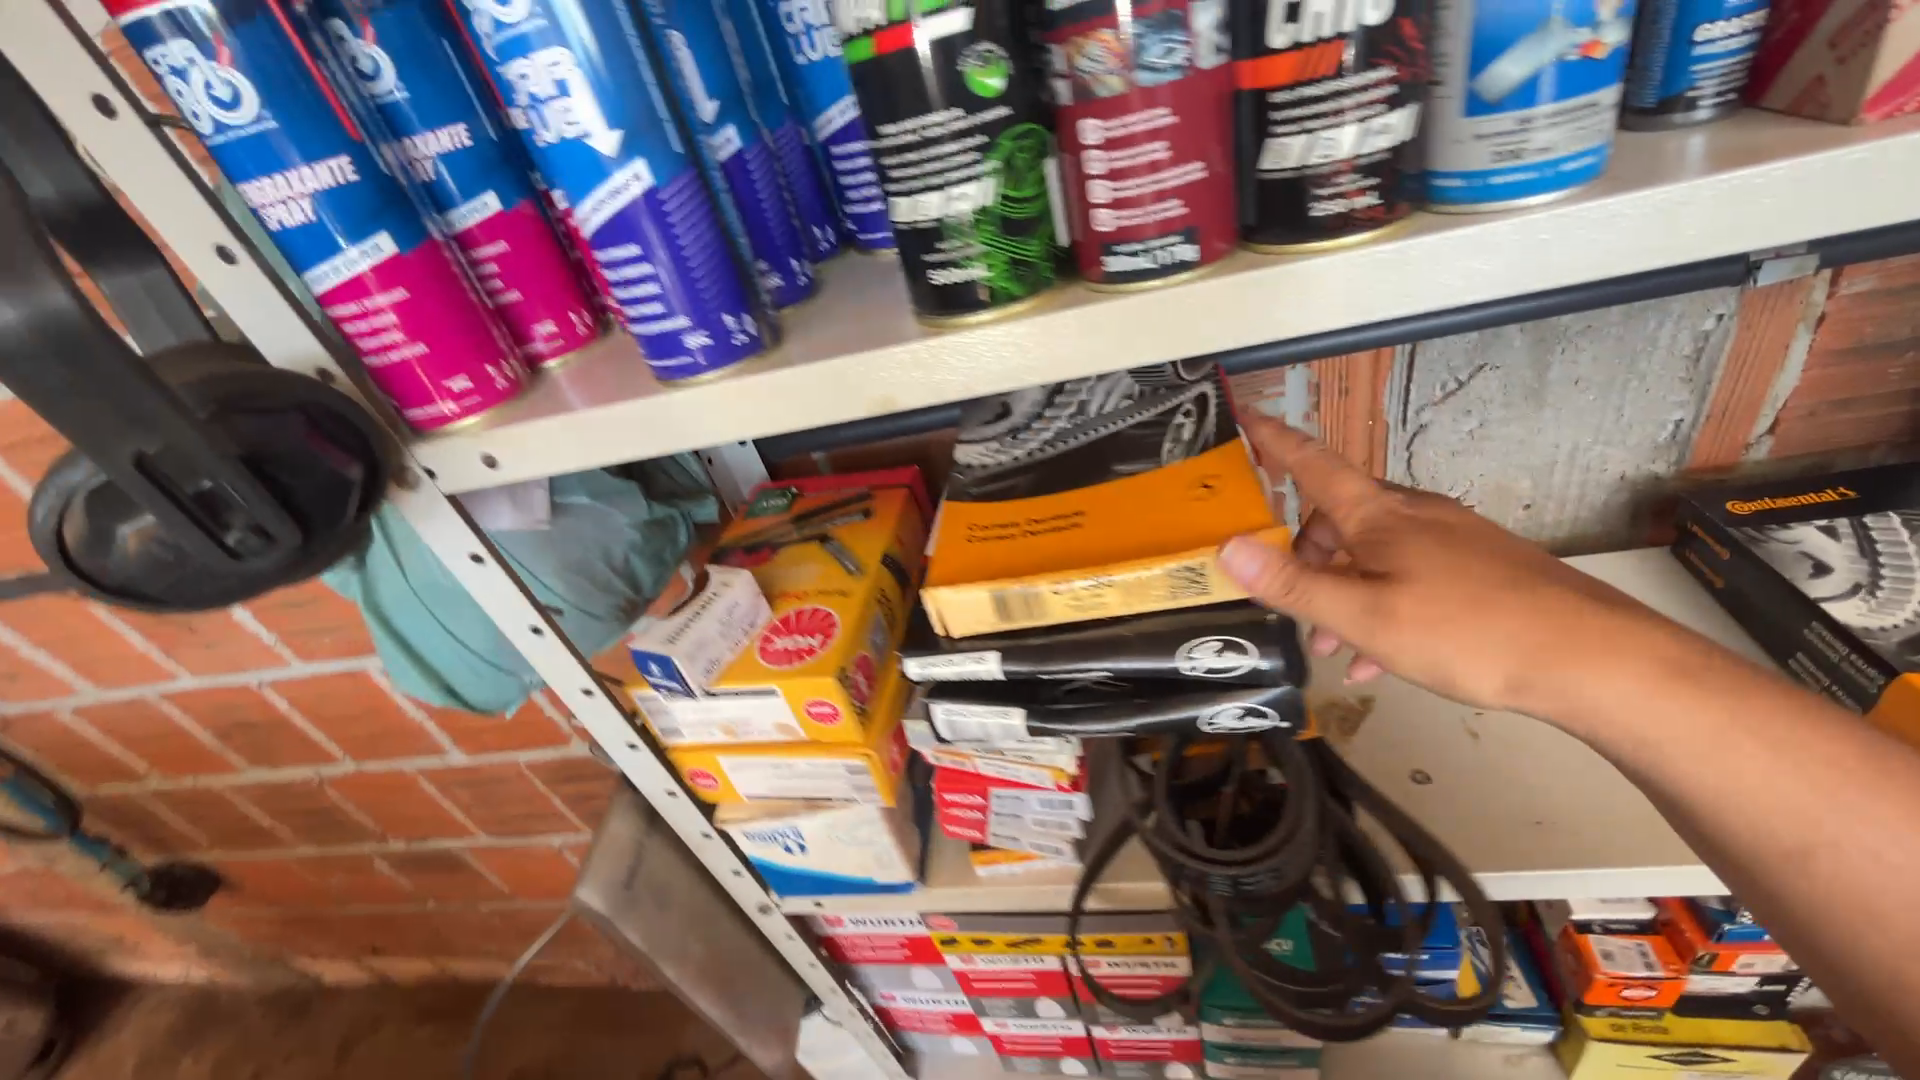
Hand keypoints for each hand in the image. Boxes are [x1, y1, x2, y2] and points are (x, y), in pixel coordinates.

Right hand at [1217, 416, 1673, 716]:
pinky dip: (1381, 604)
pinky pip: (1408, 574)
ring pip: (1371, 551)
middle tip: (1290, 604)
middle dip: (1303, 555)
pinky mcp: (1478, 566)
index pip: (1311, 462)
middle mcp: (1413, 513)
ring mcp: (1450, 538)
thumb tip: (1226, 548)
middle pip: (1336, 517)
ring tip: (1333, 646)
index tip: (1241, 415)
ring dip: (1341, 589)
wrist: (1593, 658)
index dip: (1272, 440)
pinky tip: (1381, 658)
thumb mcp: (1363, 615)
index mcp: (1379, 514)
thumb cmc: (1466, 630)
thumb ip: (1292, 583)